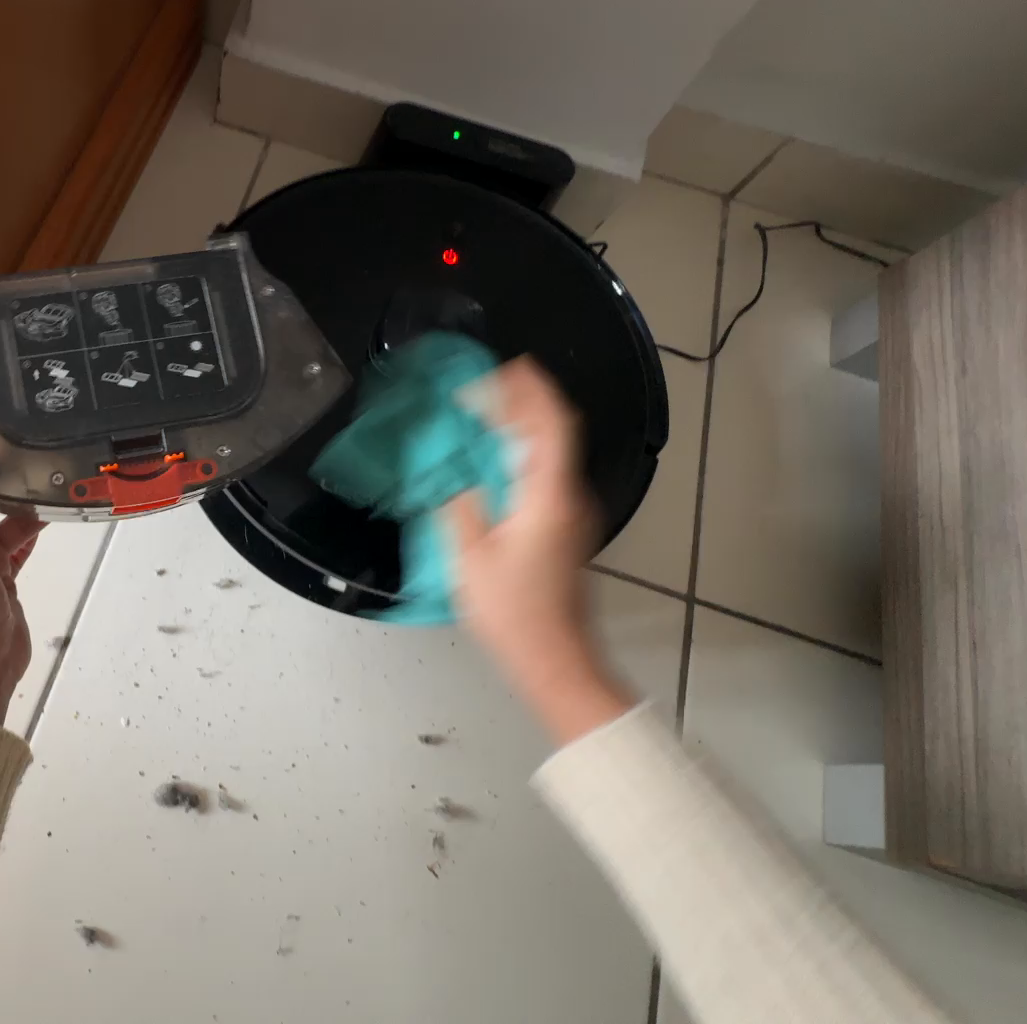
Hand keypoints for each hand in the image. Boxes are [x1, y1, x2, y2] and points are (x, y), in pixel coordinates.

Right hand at [444, 358, 631, 742]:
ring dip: (523, 426)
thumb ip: (461, 510)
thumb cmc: (513, 612)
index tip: (507, 368)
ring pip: (551, 453)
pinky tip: (495, 457)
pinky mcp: (563, 529)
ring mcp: (570, 514)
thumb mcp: (471, 558)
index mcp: (548, 498)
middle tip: (488, 384)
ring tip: (487, 411)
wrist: (555, 659)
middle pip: (555, 434)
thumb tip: (456, 481)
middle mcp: (568, 499)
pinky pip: (545, 474)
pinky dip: (522, 452)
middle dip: (525, 402)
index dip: (532, 392)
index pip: (551, 427)